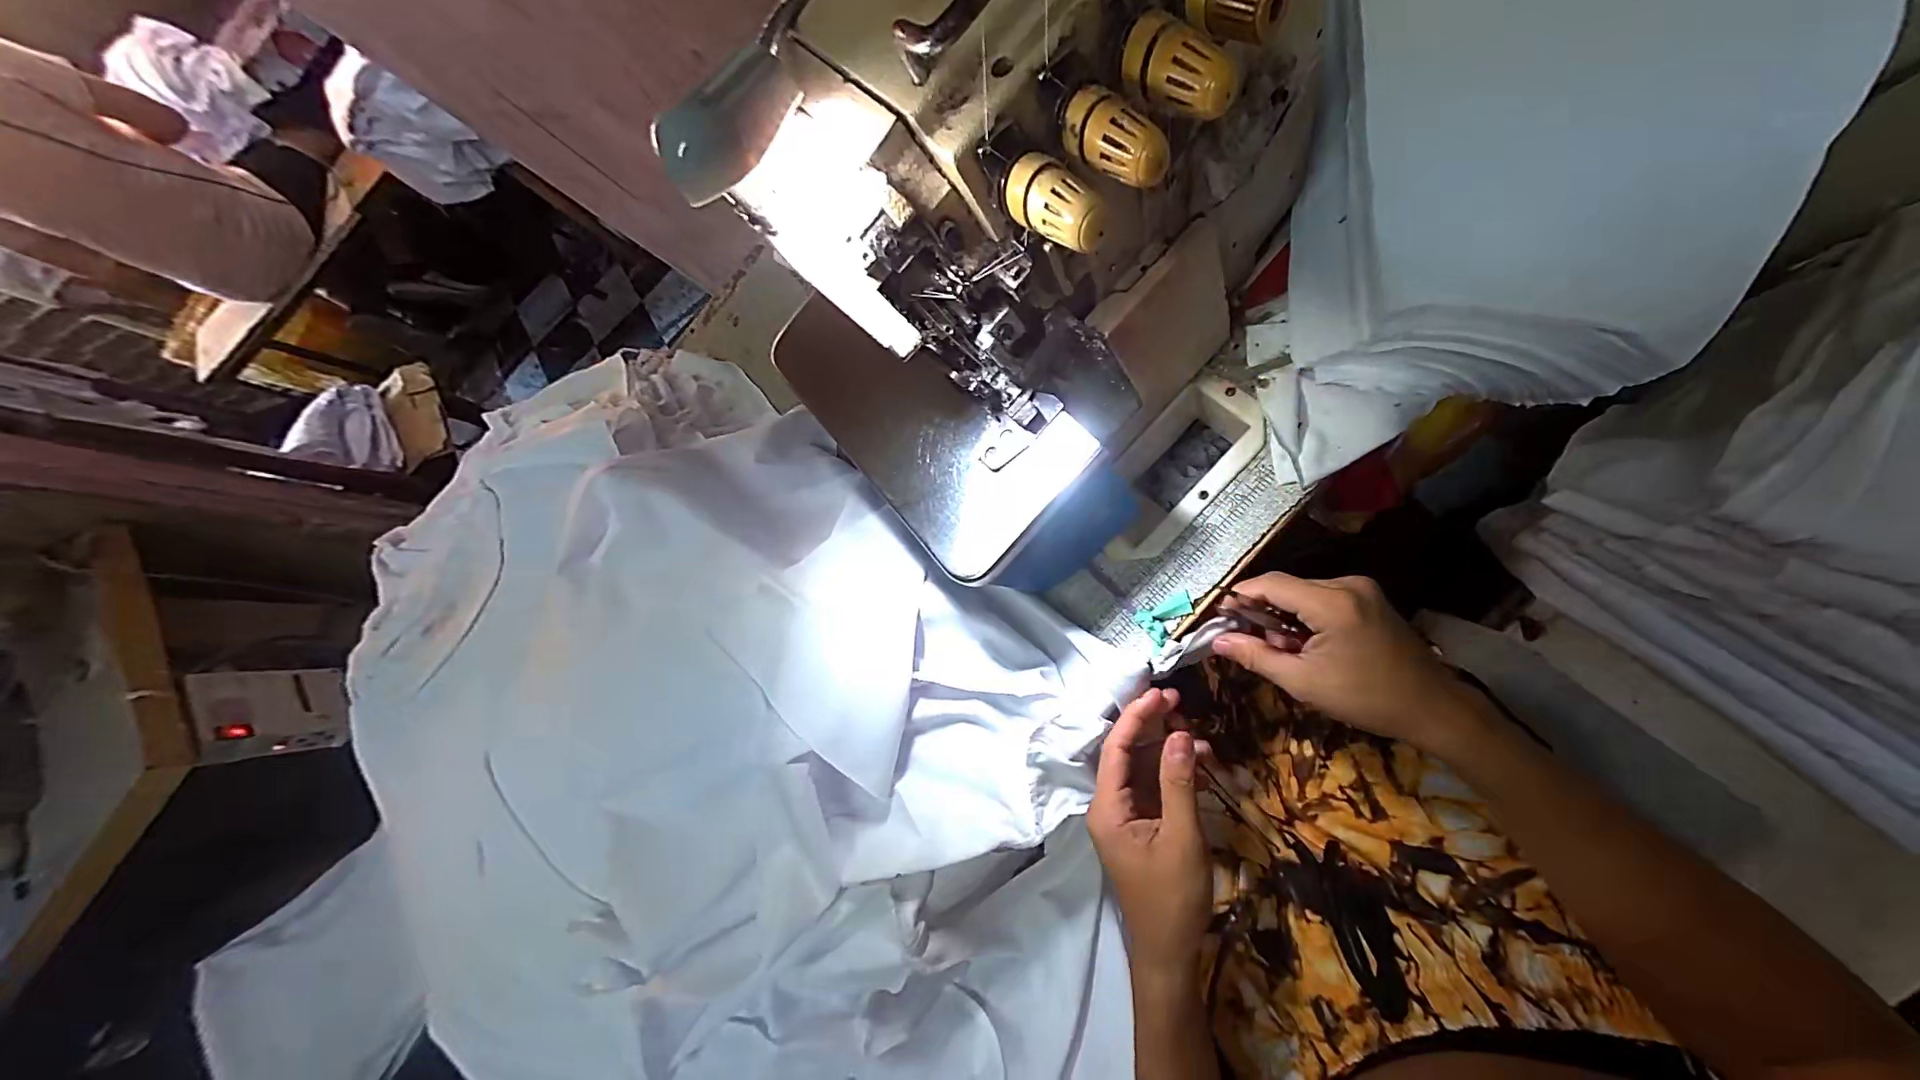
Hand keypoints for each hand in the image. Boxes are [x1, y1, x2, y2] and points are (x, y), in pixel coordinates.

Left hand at [1087, 688, 1212, 975]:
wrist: (1169, 952)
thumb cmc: (1171, 897)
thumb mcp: (1181, 837)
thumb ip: (1178, 783)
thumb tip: (1178, 733)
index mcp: (1106, 807)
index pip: (1114, 748)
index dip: (1135, 717)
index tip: (1159, 694)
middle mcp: (1108, 805)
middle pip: (1125, 752)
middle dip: (1151, 726)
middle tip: (1178, 701)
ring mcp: (1125, 815)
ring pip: (1142, 767)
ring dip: (1166, 748)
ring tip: (1196, 732)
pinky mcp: (1142, 824)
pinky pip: (1154, 787)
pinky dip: (1174, 772)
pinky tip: (1199, 762)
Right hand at [1210, 573, 1493, 756]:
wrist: (1434, 708)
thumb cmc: (1366, 698)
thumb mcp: (1303, 682)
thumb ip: (1257, 656)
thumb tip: (1218, 641)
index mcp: (1331, 602)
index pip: (1270, 584)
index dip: (1239, 597)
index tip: (1218, 616)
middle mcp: (1347, 585)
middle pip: (1286, 587)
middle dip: (1261, 610)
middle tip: (1246, 640)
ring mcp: (1361, 590)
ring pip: (1302, 593)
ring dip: (1283, 615)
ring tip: (1280, 648)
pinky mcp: (1368, 599)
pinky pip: (1322, 598)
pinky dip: (1304, 617)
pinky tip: (1303, 643)